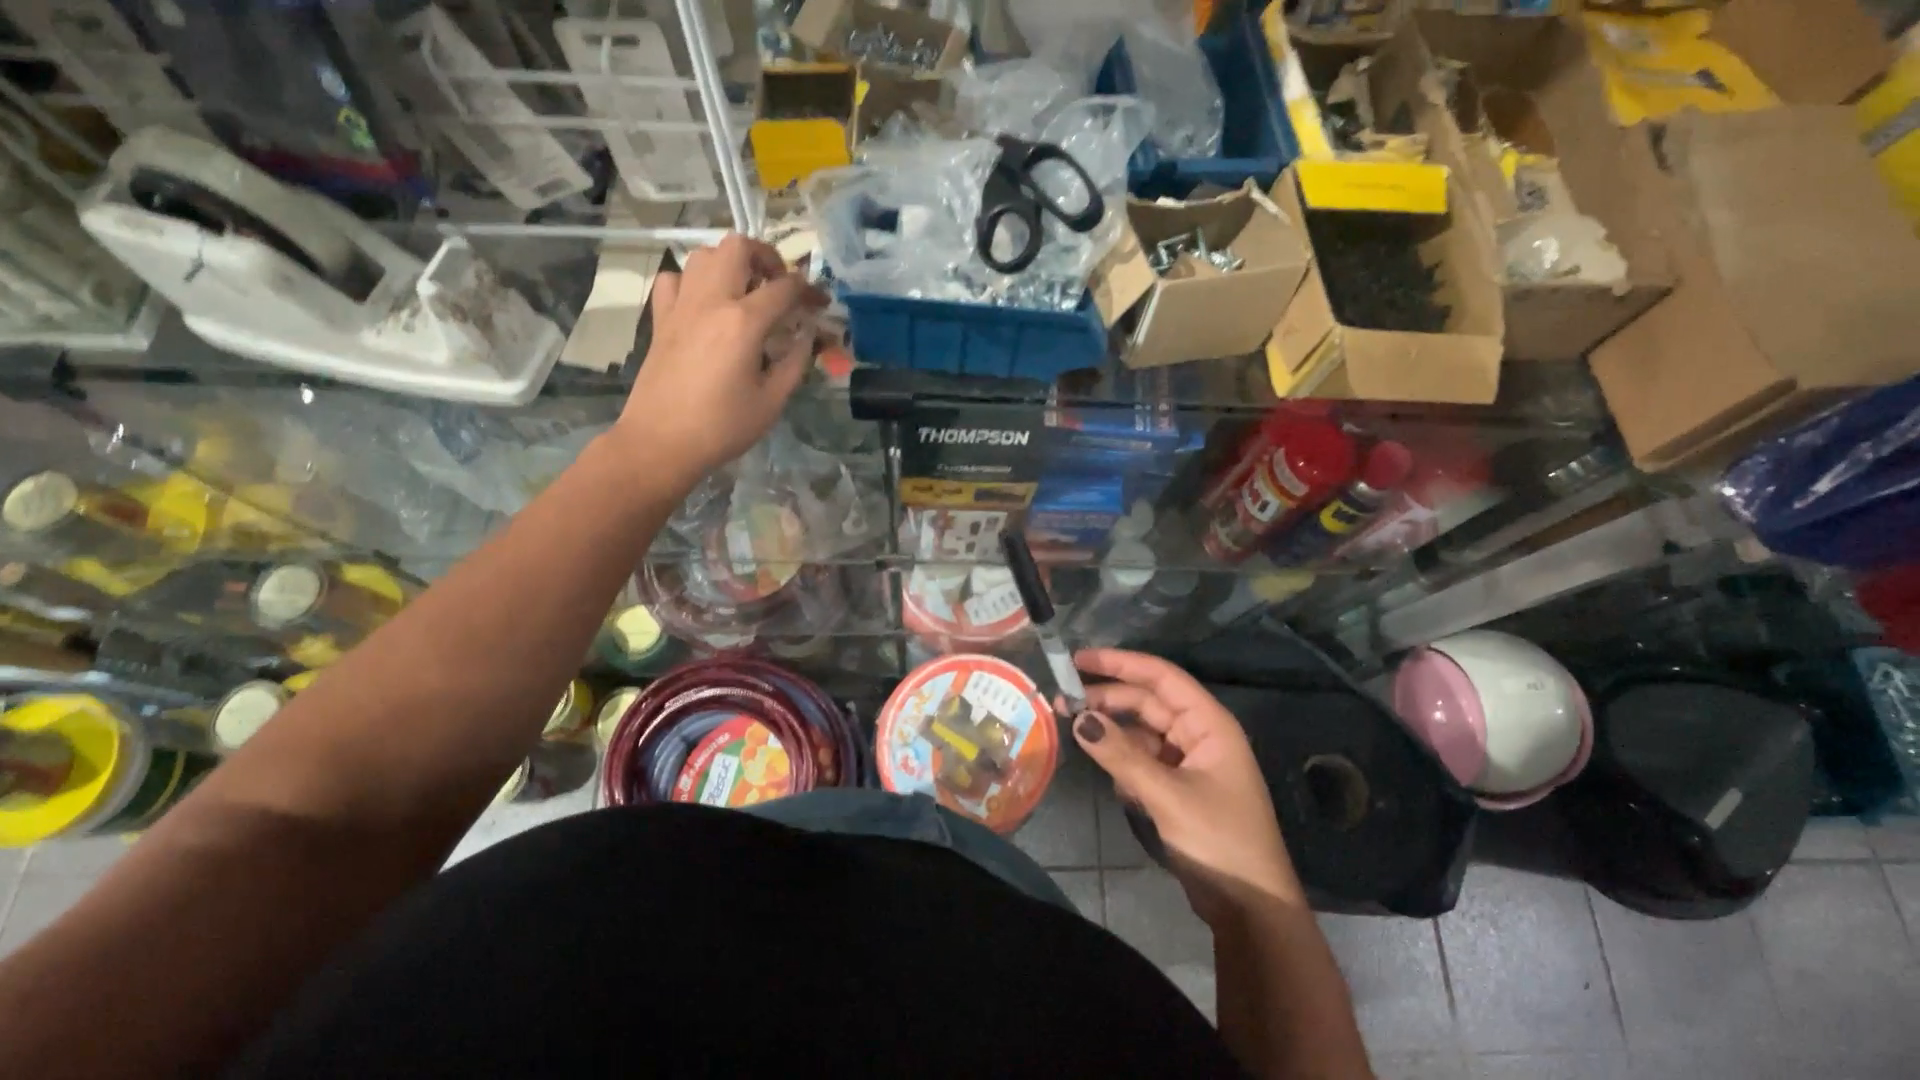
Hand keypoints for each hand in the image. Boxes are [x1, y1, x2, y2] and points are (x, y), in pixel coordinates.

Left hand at [615, 234, 826, 487]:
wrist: (661, 443)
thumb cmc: (722, 427)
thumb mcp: (772, 401)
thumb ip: (796, 362)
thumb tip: (808, 337)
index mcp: (744, 322)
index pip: (785, 287)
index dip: (809, 290)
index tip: (820, 303)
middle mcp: (711, 301)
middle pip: (738, 247)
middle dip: (766, 257)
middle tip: (778, 284)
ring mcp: (681, 306)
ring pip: (704, 255)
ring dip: (730, 264)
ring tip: (744, 290)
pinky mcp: (661, 319)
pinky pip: (674, 280)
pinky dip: (692, 282)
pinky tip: (704, 304)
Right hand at [1068, 648, 1303, 925]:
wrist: (1250, 906)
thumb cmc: (1218, 839)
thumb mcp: (1166, 795)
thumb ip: (1121, 755)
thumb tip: (1078, 718)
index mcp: (1210, 725)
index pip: (1162, 677)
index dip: (1120, 663)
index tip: (1077, 659)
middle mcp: (1201, 736)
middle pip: (1148, 703)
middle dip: (1108, 700)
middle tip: (1062, 702)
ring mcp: (1191, 764)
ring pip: (1143, 734)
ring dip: (1114, 734)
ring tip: (1077, 737)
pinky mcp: (1180, 790)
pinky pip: (1145, 762)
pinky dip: (1124, 764)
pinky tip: (1111, 779)